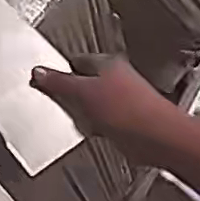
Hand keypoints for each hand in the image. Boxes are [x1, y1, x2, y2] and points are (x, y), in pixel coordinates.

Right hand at [30, 55, 185, 159]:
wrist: (159, 139)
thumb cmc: (130, 111)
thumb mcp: (83, 92)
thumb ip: (59, 82)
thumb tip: (40, 73)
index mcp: (108, 64)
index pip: (75, 61)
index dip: (58, 70)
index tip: (43, 79)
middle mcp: (118, 79)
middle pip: (82, 82)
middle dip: (70, 94)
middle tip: (60, 101)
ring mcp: (123, 100)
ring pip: (91, 103)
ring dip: (83, 113)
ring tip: (81, 120)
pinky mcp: (127, 120)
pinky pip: (101, 121)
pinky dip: (95, 126)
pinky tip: (95, 131)